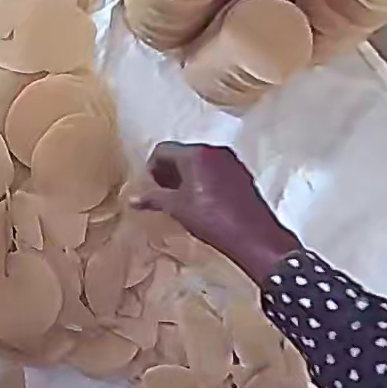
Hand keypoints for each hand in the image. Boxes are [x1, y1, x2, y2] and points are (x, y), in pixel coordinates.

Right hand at [132, 142, 299, 282]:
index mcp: (195, 154)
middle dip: (168, 172)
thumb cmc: (211, 219)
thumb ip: (153, 199)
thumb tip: (133, 200)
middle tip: (161, 193)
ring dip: (186, 176)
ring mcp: (231, 162)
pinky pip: (215, 170)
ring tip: (180, 199)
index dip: (152, 168)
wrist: (253, 236)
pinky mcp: (242, 174)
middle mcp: (214, 151)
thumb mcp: (177, 208)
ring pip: (199, 162)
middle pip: (182, 154)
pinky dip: (203, 180)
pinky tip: (202, 202)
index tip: (150, 187)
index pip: (163, 150)